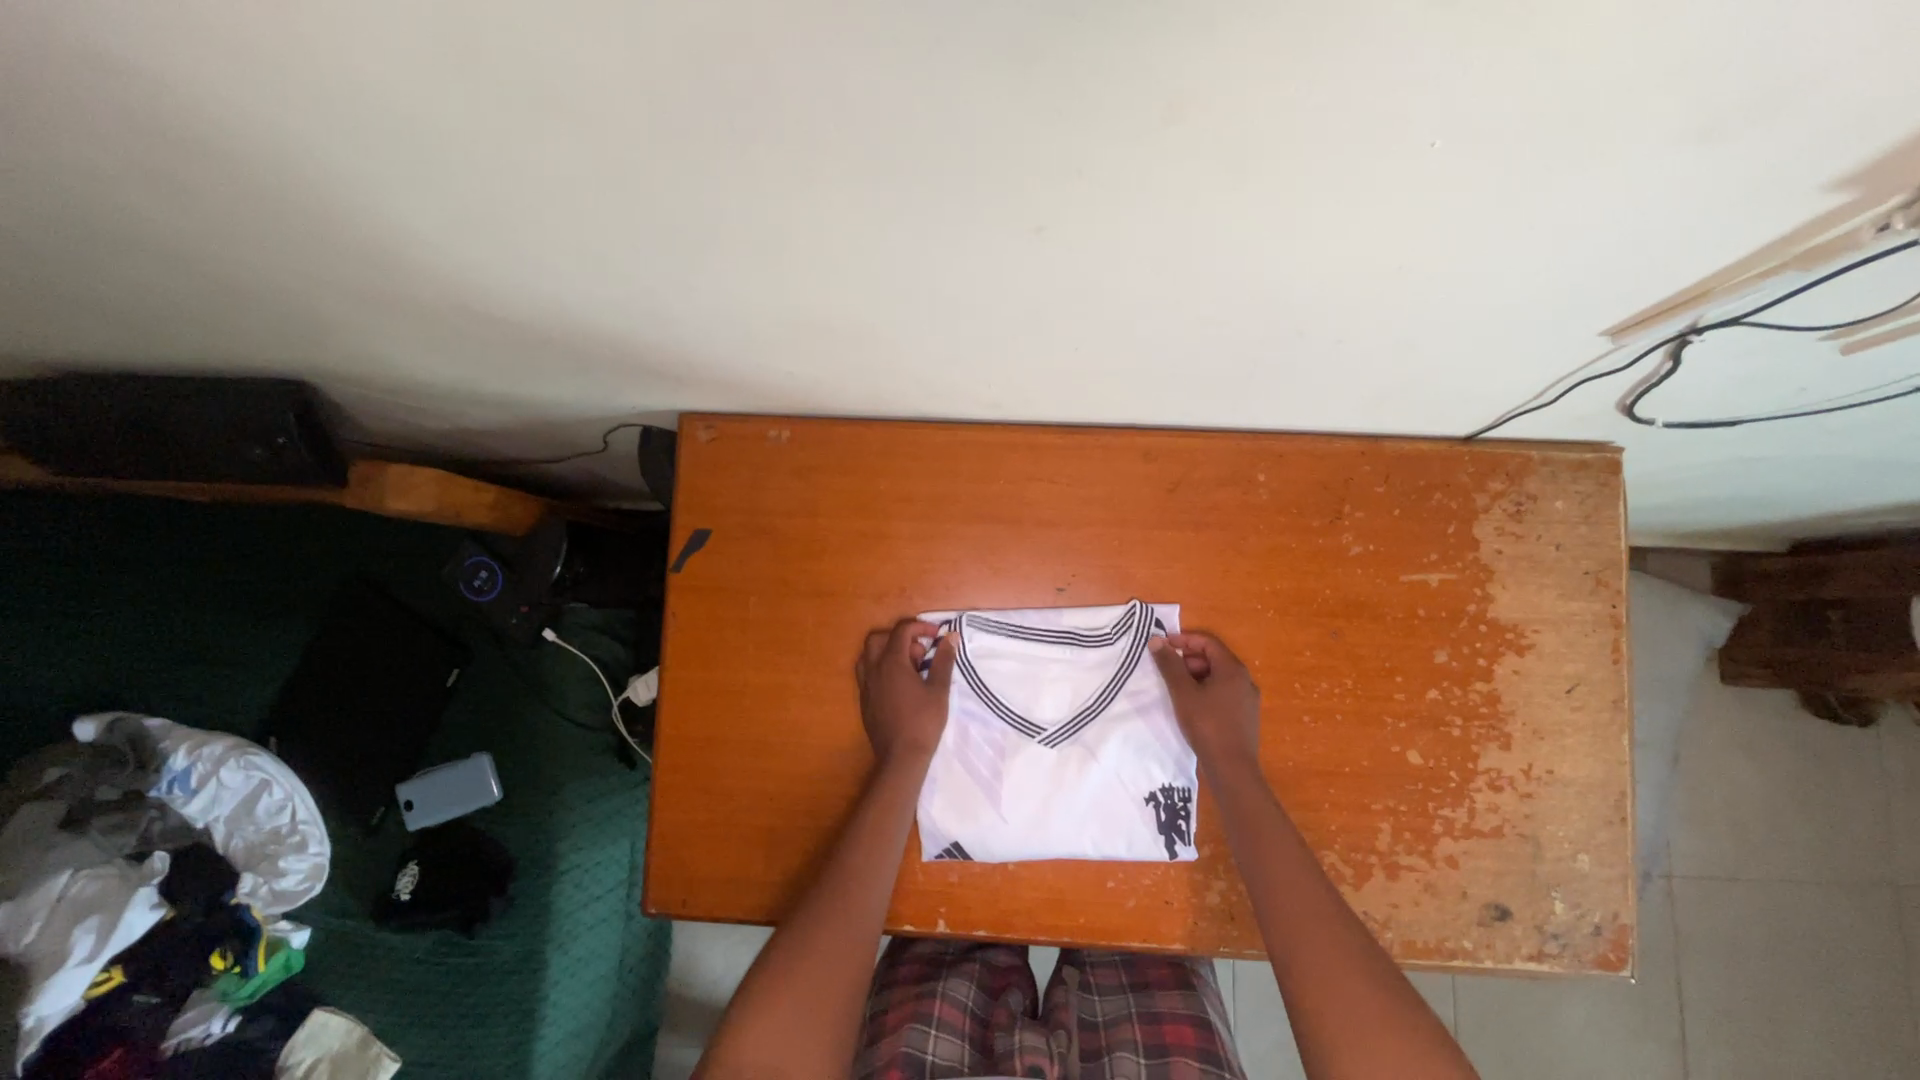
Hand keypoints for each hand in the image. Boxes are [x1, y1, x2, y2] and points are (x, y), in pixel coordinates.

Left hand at [854, 618, 955, 767]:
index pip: (901, 631)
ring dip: (886, 652)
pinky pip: (866, 673)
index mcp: (891, 662)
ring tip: (908, 667)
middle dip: (900, 638)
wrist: (901, 756)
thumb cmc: (923, 721)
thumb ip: (943, 660)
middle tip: (920, 654)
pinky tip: (898, 684)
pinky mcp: (864, 699)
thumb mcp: (939, 689)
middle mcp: (873, 669)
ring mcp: (865, 685)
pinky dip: (880, 668)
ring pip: (868, 655)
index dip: (920, 627)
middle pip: (878, 638)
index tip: (936, 636)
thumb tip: (950, 637)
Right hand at [1150, 632, 1260, 765]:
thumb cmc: (1207, 725)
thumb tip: (1156, 640)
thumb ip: (1169, 665)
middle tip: (1168, 669)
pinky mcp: (1245, 716)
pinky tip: (1193, 705)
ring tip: (1177, 688)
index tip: (1163, 646)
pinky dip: (1206, 690)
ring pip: (1219, 677)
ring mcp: (1248, 699)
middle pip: (1215, 658)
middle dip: (1189, 659)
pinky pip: (1224, 693)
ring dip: (1197, 676)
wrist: (1232, 767)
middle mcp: (1245, 680)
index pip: (1208, 642)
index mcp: (1233, 669)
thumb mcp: (1183, 693)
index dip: (1184, 640)